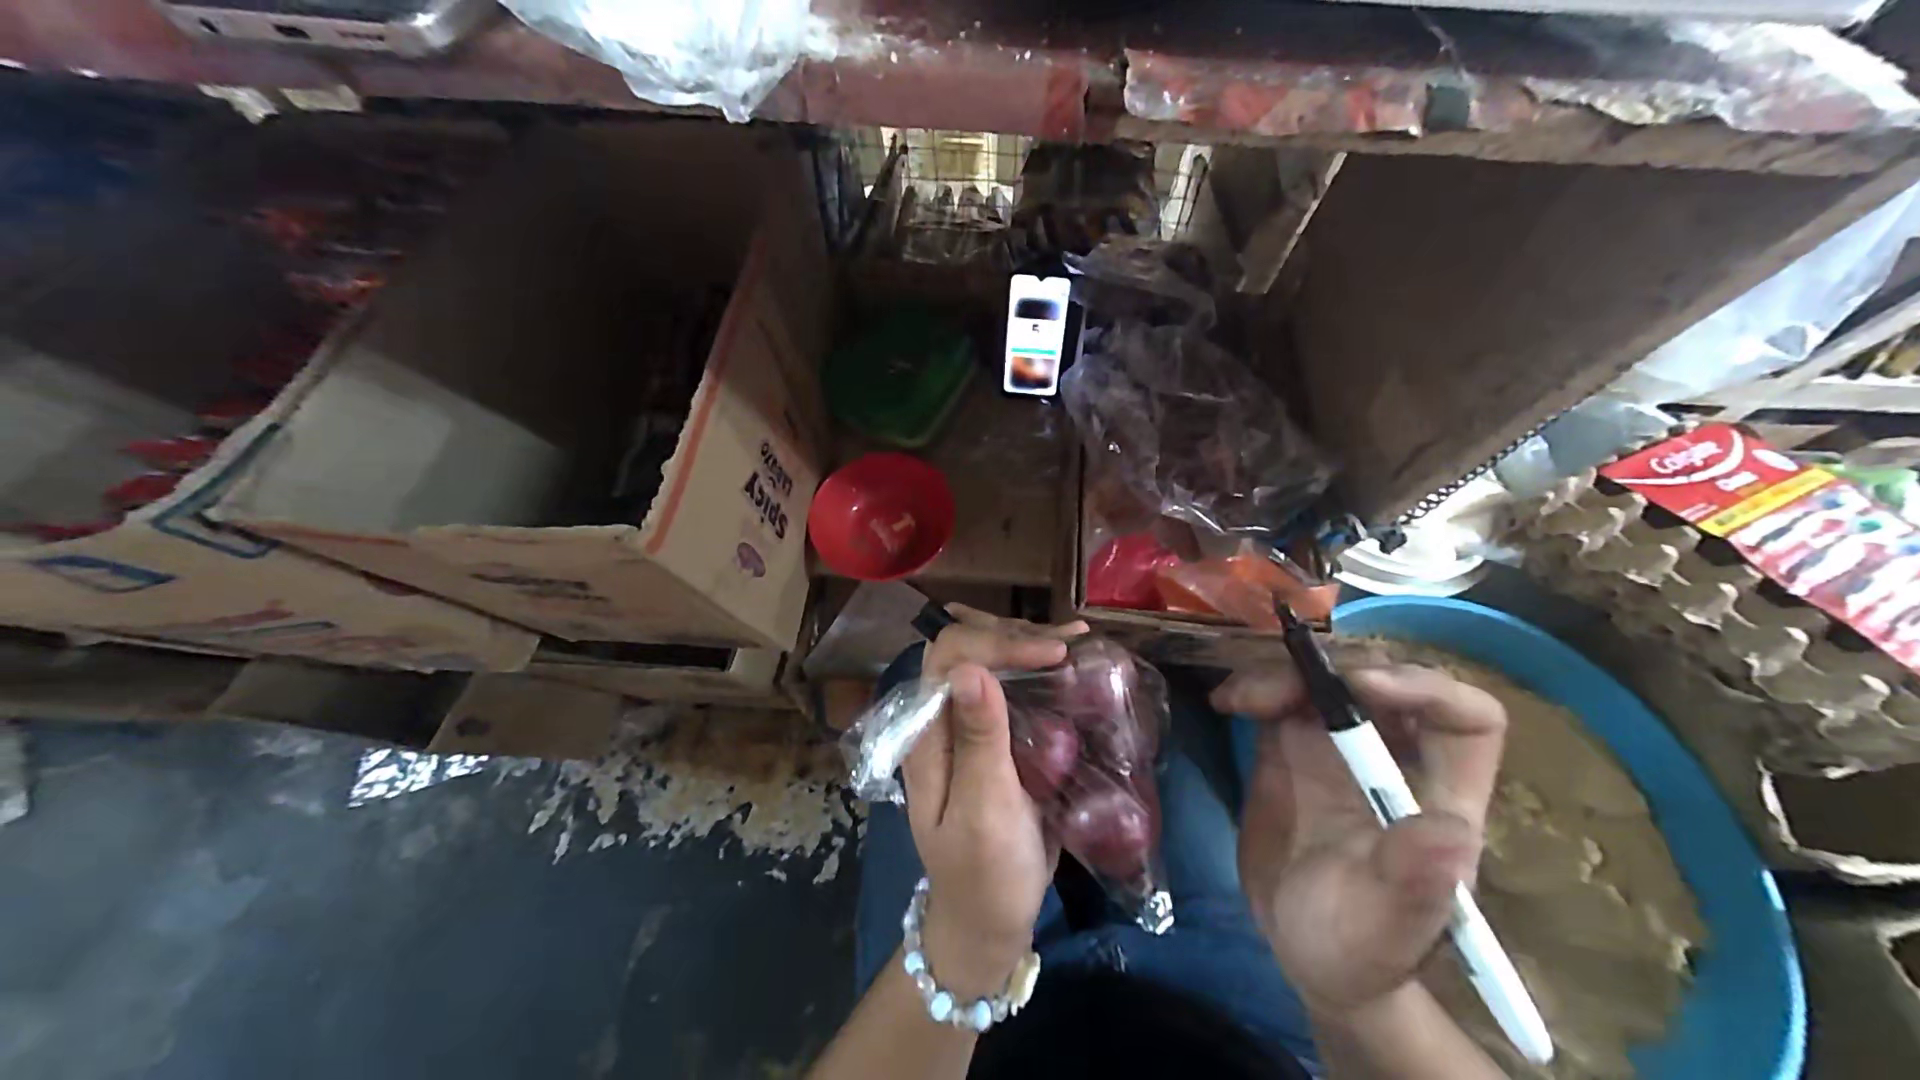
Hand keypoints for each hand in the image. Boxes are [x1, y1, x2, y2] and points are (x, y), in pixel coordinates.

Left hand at [901, 606, 1086, 997]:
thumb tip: (969, 670)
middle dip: (1015, 637)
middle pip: (968, 651)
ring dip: (1029, 646)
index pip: (948, 658)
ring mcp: (969, 728)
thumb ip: (978, 741)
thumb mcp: (983, 810)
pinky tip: (1072, 664)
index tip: (1051, 654)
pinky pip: (1013, 692)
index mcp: (927, 734)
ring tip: (1076, 639)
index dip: (996, 645)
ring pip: (990, 665)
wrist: (991, 917)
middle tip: (1069, 641)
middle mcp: (943, 721)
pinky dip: (1041, 673)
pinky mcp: (996, 740)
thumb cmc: (984, 872)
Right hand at [1213, 663, 1505, 1018]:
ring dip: (1280, 674)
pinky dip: (1251, 688)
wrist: (1303, 946)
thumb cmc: (1361, 946)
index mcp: (1437, 794)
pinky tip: (1224, 702)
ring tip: (1237, 700)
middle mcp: (1393, 757)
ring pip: (1322, 679)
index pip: (1466, 717)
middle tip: (1276, 692)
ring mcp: (1338, 747)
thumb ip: (1416, 882)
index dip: (1424, 688)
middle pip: (1381, 679)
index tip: (1359, 687)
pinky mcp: (1291, 746)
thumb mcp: (1388, 927)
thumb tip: (1453, 831)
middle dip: (1331, 671)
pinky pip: (1277, 697)